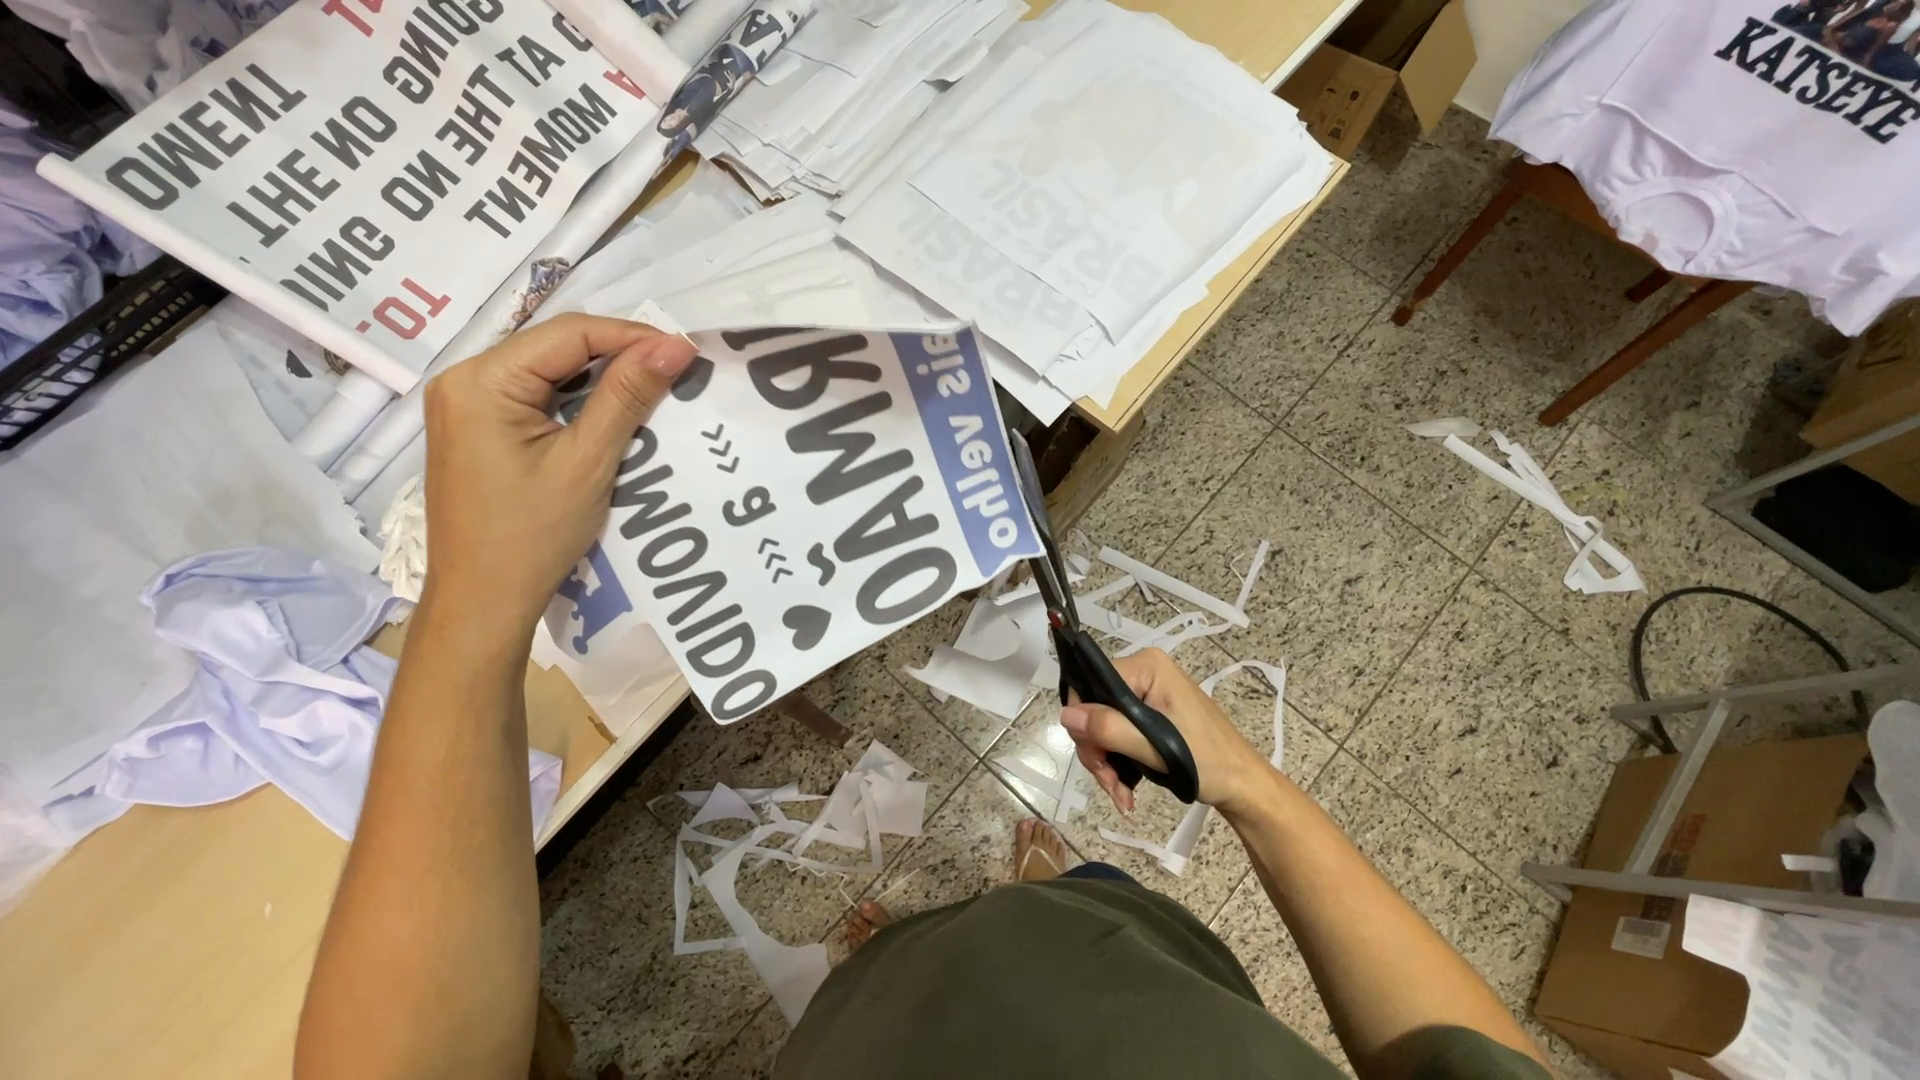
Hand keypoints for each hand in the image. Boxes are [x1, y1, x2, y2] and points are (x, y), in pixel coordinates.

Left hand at [420, 314, 696, 636]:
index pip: (568, 333)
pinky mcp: (476, 428)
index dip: (631, 336)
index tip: (684, 351)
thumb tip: (675, 345)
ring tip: (653, 388)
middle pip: (554, 345)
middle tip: (674, 370)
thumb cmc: (533, 535)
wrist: (483, 601)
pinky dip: (576, 400)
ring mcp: (466, 404)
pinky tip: (611, 412)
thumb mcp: (587, 462)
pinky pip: (535, 396)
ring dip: (600, 377)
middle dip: (617, 354)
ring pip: (547, 369)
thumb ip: (627, 396)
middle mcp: (463, 380)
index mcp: (481, 381)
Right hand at [1059, 648, 1273, 817]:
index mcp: (1147, 667)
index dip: (1085, 722)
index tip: (1097, 759)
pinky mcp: (1149, 712)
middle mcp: (1143, 672)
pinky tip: (1126, 788)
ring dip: (1107, 763)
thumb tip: (1066, 715)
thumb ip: (1109, 728)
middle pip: (1095, 707)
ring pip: (1103, 724)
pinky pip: (1118, 731)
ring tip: (1121, 794)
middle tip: (1111, 785)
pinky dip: (1118, 761)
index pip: (1091, 682)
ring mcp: (1147, 692)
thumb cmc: (1209, 762)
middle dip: (1098, 751)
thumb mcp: (1155, 747)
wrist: (1243, 784)